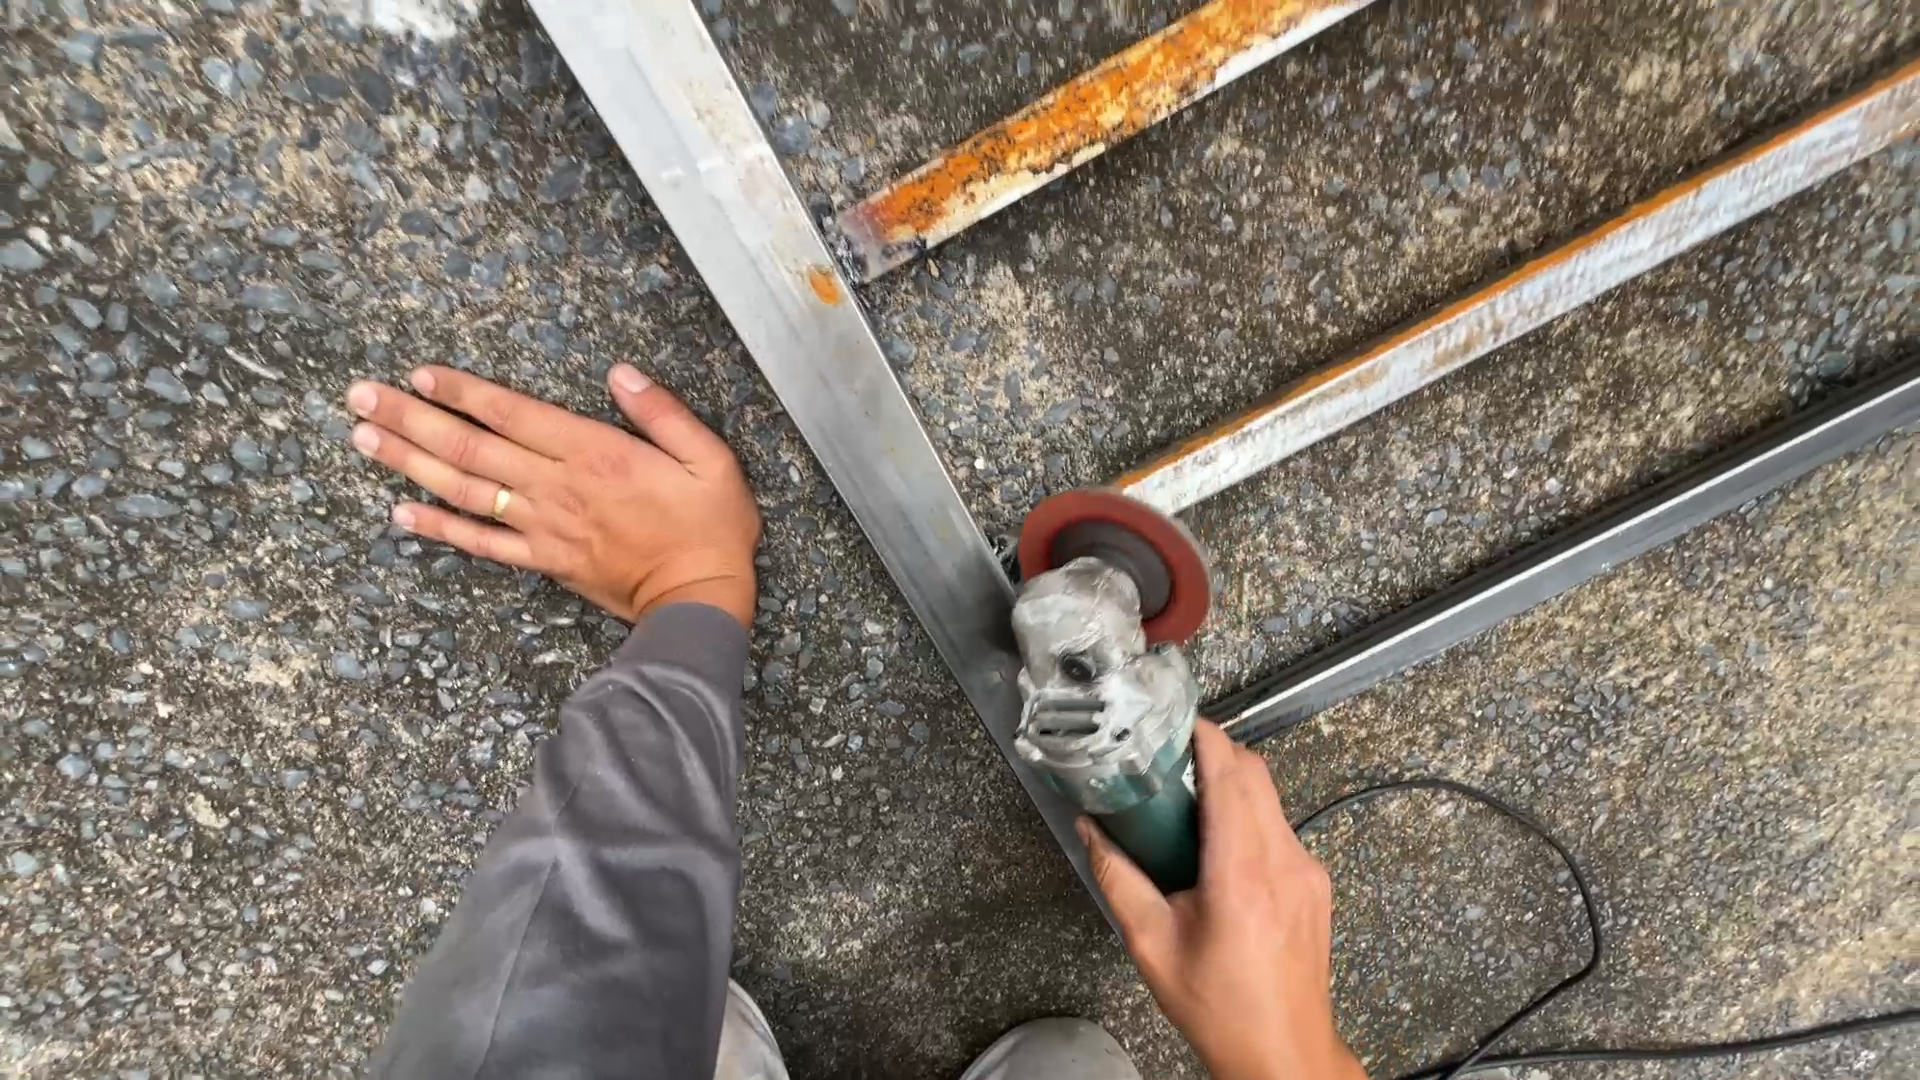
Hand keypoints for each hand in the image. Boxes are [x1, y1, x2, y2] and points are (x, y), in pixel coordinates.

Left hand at [344, 363, 760, 625]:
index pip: (514, 414)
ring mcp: (546, 527)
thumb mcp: (712, 460)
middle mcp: (558, 487)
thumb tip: (621, 374)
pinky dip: (438, 529)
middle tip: (359, 395)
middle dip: (412, 418)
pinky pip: (481, 544)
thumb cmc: (712, 527)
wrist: (701, 596)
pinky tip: (400, 514)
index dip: (464, 392)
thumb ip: (665, 415)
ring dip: (409, 462)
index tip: (420, 374)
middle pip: (472, 448)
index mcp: (597, 455)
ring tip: (362, 437)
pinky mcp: (546, 561)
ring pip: (465, 490)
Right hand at [1078, 722, 1366, 1079]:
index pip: (1231, 776)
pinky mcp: (1316, 881)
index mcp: (1241, 874)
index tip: (1174, 721)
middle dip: (1214, 748)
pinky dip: (1248, 809)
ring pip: (1270, 794)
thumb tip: (1088, 826)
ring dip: (1231, 778)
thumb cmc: (1216, 1004)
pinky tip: (1218, 837)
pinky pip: (1280, 822)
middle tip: (1169, 753)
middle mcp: (1283, 861)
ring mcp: (1307, 870)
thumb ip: (1116, 877)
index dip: (1205, 737)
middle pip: (1255, 771)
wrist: (1286, 1057)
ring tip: (1187, 791)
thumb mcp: (1151, 943)